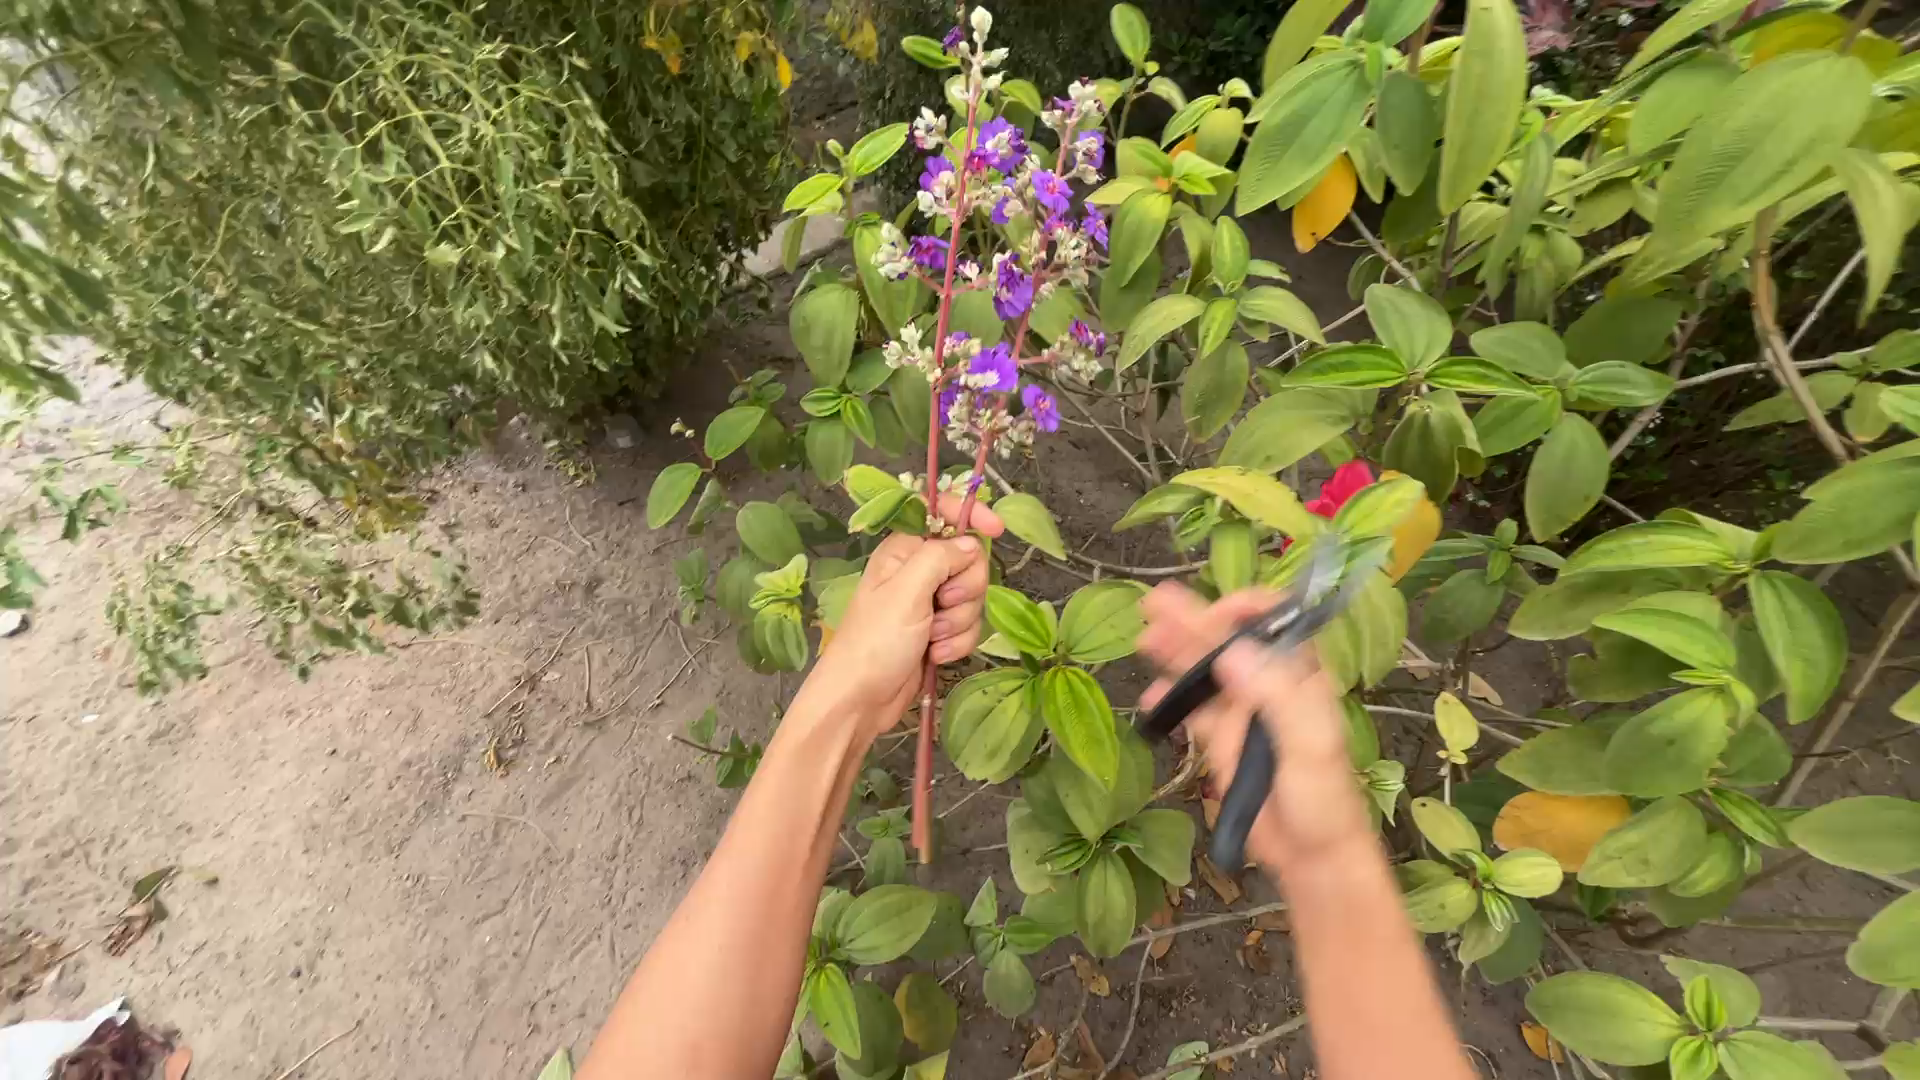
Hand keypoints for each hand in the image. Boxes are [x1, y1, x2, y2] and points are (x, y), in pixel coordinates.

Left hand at [804, 494, 1003, 738]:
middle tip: (941, 605)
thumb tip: (972, 544)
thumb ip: (941, 558)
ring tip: (931, 638)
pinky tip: (936, 656)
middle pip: (969, 561)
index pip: (943, 514)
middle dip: (964, 589)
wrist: (861, 699)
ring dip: (958, 622)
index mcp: (905, 550)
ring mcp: (929, 603)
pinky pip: (968, 626)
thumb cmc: (875, 641)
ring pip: (972, 597)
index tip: (996, 531)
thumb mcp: (906, 591)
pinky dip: (957, 642)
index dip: (971, 516)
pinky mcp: (938, 632)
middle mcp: (919, 571)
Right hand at [1138, 584, 1374, 874]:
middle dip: (1192, 618)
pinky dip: (1169, 698)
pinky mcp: (1219, 738)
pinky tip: (1149, 695)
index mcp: (1298, 678)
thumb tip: (1231, 653)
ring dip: (1173, 650)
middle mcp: (1267, 685)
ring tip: (1144, 634)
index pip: (1274, 625)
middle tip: (1155, 603)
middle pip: (1225, 641)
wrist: (1311, 856)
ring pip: (1202, 670)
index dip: (1246, 611)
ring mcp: (1240, 711)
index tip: (1216, 614)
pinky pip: (1191, 709)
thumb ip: (1276, 698)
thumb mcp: (1310, 747)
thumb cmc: (1324, 801)